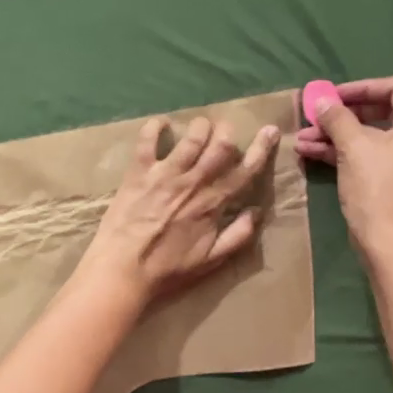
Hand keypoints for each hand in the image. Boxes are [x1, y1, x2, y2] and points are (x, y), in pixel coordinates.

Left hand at [78, 116, 277, 301]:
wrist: (123, 269)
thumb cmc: (166, 269)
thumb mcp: (210, 260)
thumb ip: (238, 236)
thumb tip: (257, 211)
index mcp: (213, 204)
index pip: (245, 170)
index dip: (261, 149)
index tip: (270, 131)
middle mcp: (193, 183)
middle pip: (220, 146)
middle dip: (228, 133)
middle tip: (226, 130)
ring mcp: (165, 176)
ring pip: (191, 139)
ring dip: (200, 128)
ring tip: (200, 127)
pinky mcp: (138, 174)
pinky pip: (147, 142)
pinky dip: (154, 128)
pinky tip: (160, 123)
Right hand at [293, 76, 392, 255]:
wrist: (387, 240)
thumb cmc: (376, 188)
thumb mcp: (353, 148)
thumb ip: (337, 118)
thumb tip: (321, 100)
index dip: (361, 87)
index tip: (331, 95)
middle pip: (381, 111)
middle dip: (342, 114)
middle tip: (314, 115)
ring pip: (370, 134)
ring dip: (335, 134)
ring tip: (302, 137)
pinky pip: (368, 153)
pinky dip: (342, 150)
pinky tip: (309, 151)